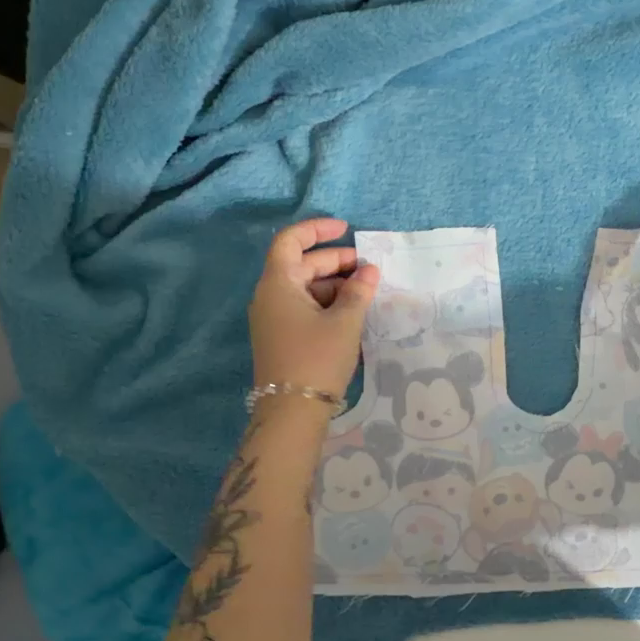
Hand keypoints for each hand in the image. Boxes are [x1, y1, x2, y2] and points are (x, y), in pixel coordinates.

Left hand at [249, 218, 379, 398]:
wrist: (291, 411)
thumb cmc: (317, 358)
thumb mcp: (344, 322)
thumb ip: (358, 292)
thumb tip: (369, 271)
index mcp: (278, 283)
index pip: (291, 241)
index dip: (317, 230)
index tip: (346, 230)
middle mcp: (270, 295)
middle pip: (301, 265)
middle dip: (335, 261)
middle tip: (368, 269)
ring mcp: (273, 317)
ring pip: (305, 287)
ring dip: (335, 285)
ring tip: (366, 293)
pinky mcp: (280, 336)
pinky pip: (303, 307)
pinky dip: (327, 303)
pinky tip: (351, 313)